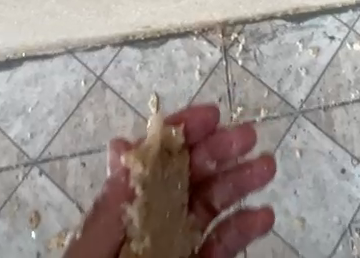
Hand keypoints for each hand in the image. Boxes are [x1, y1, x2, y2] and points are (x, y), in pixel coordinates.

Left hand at [63, 104, 276, 257]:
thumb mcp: (94, 254)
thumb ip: (112, 208)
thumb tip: (127, 147)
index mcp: (119, 212)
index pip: (150, 161)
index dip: (180, 134)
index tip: (211, 115)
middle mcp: (149, 223)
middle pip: (187, 177)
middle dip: (218, 151)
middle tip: (249, 135)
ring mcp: (174, 248)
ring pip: (210, 207)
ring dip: (239, 182)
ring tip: (266, 167)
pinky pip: (220, 247)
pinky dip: (243, 230)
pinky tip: (263, 217)